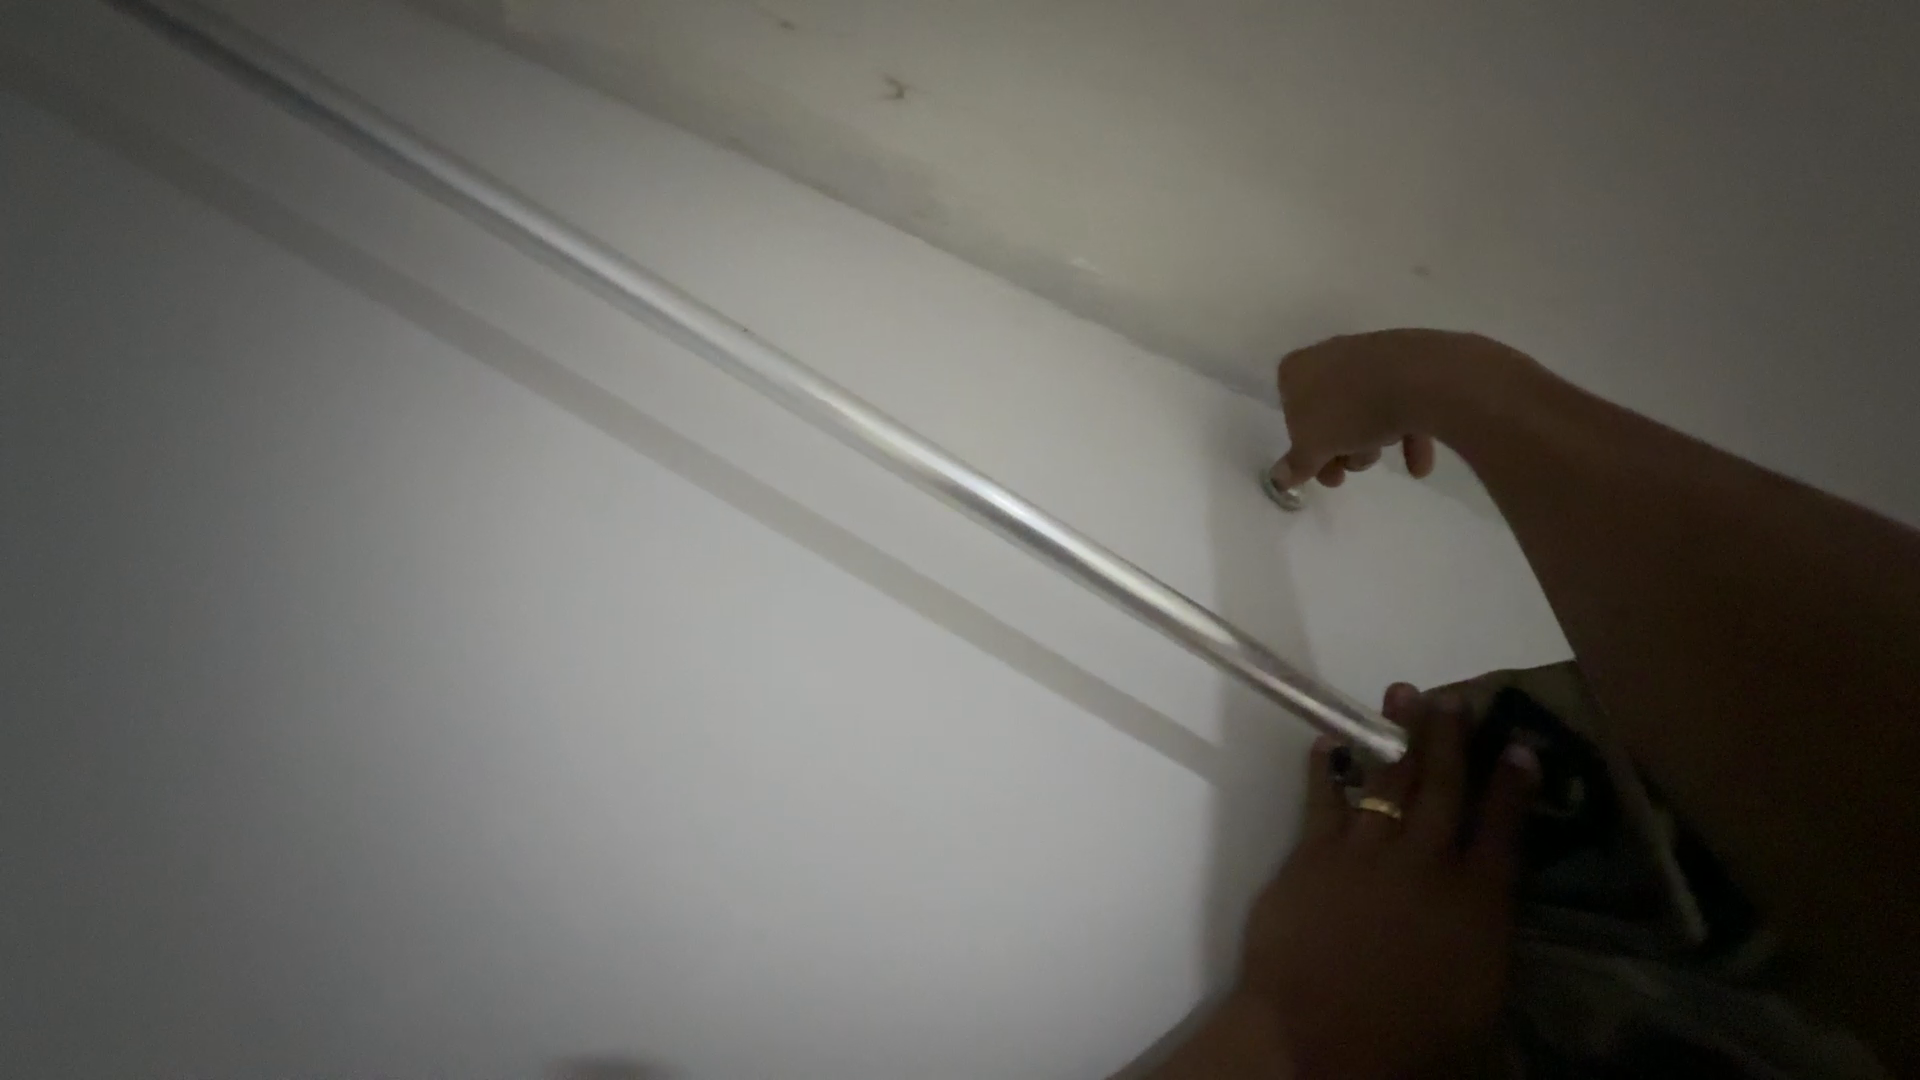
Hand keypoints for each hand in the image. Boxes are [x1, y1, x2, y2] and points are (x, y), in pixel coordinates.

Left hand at [1237, 685, 1539, 1078]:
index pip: (1503, 834)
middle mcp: (1424, 867)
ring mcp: (1364, 853)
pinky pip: (1321, 798)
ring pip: (1387, 782)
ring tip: (1402, 694)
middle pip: (1443, 790)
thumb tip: (1489, 908)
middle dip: (1449, 740)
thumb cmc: (1409, 1043)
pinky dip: (1324, 768)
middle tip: (1453, 695)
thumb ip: (1485, 943)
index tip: (1520, 747)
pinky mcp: (1312, 852)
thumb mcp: (1480, 1007)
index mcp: (1477, 908)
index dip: (1513, 789)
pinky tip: (1328, 739)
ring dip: (1395, 736)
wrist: (1316, 1036)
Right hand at [1271, 330, 1528, 490]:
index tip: (1315, 463)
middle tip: (1344, 473)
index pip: (1289, 407)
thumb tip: (1278, 479)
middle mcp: (1330, 354)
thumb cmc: (1348, 412)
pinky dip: (1407, 432)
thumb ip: (1295, 466)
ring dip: (1369, 440)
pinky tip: (1419, 466)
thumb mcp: (1311, 449)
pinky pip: (1402, 401)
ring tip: (1381, 457)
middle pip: (1329, 411)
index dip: (1302, 442)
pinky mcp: (1411, 361)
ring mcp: (1373, 355)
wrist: (1420, 380)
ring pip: (1364, 407)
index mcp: (1297, 369)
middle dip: (1337, 447)